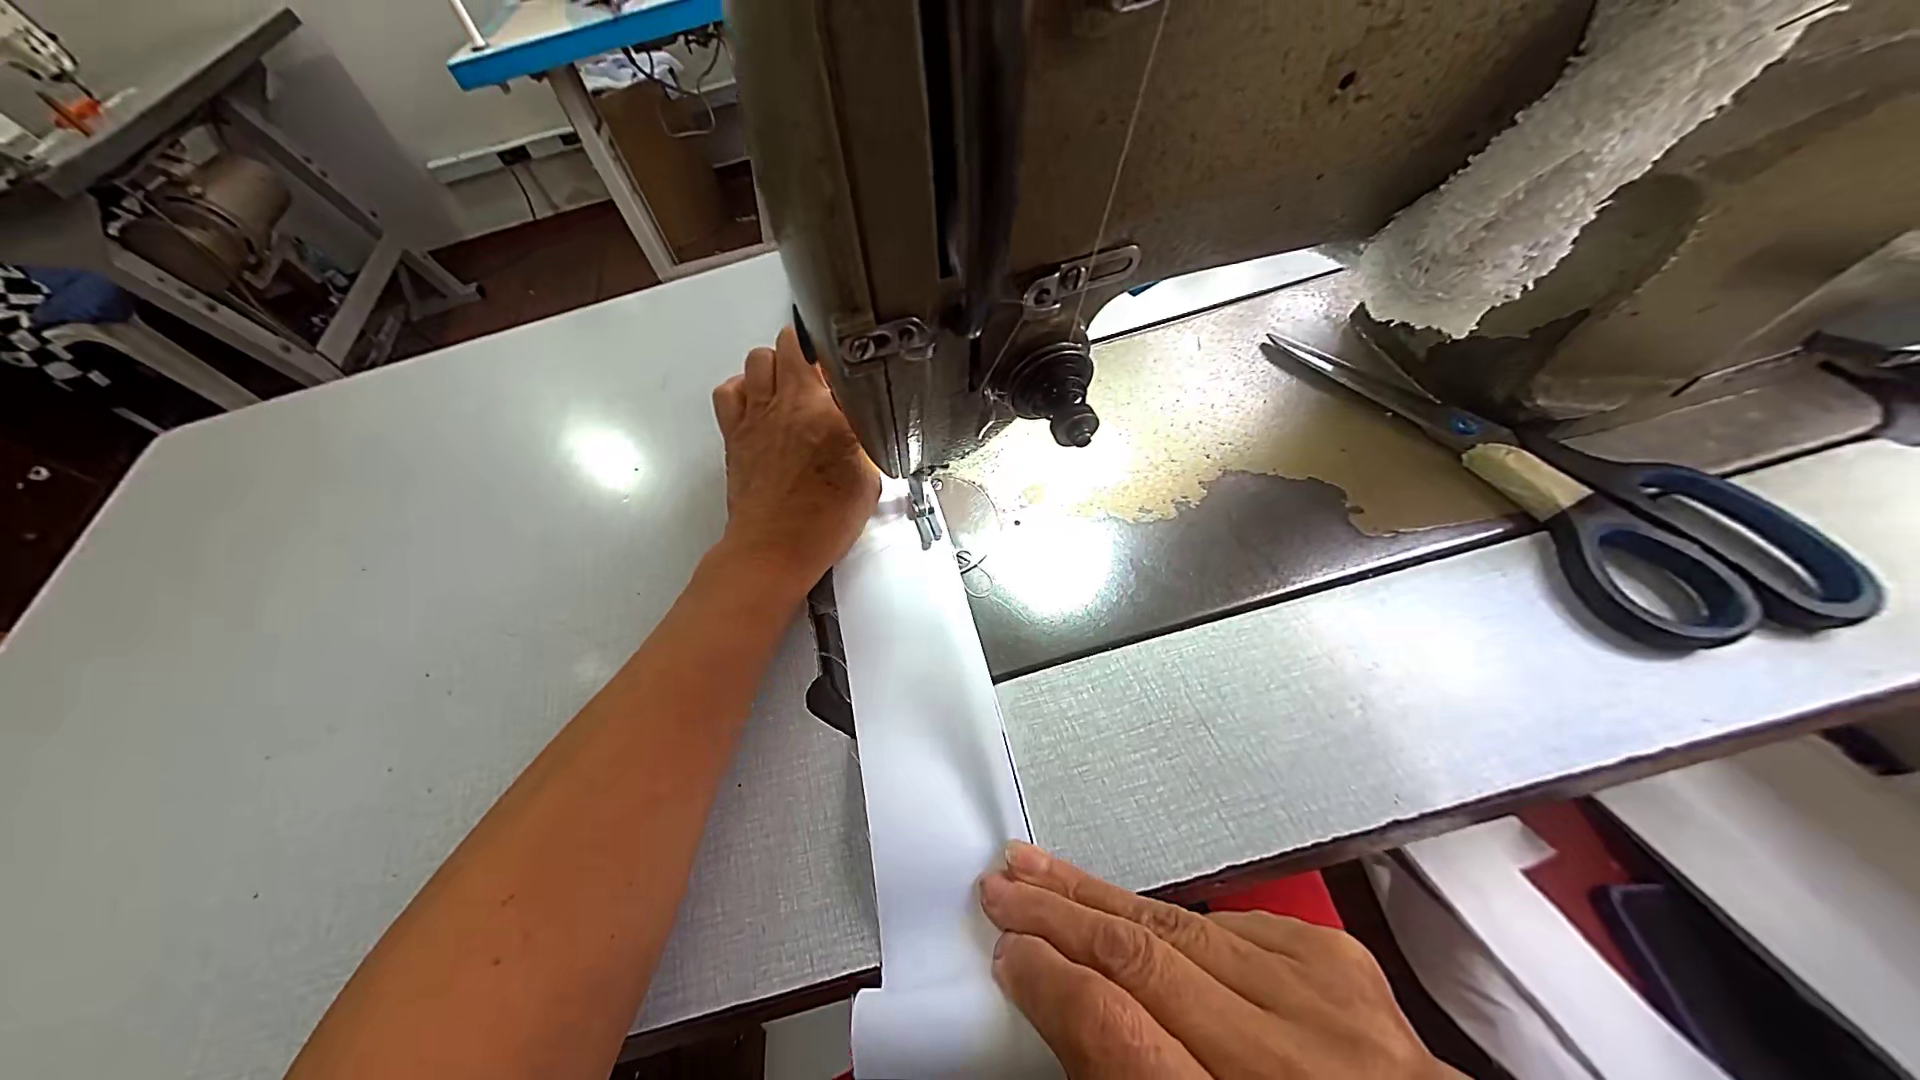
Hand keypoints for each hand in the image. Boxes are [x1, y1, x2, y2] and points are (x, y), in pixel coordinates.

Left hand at [712, 327, 880, 591]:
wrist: (773, 549)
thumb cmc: (818, 524)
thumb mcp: (867, 482)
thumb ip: (866, 445)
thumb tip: (864, 432)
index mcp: (826, 412)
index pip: (833, 360)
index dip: (842, 362)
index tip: (849, 373)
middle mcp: (788, 404)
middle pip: (788, 343)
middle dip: (805, 349)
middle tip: (818, 369)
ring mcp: (756, 416)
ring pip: (756, 358)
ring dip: (773, 363)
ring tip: (788, 381)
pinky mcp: (735, 433)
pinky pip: (728, 391)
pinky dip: (741, 387)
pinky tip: (757, 402)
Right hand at [980, 842, 1458, 1079]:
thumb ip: (1121, 1066)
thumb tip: (1051, 991)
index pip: (1117, 1031)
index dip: (1049, 979)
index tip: (1007, 949)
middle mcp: (1291, 1064)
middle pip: (1145, 961)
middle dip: (1058, 914)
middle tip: (1002, 886)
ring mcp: (1328, 1007)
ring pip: (1180, 923)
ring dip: (1099, 893)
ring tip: (1041, 867)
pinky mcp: (1342, 965)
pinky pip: (1232, 922)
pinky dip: (1173, 915)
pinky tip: (1130, 904)